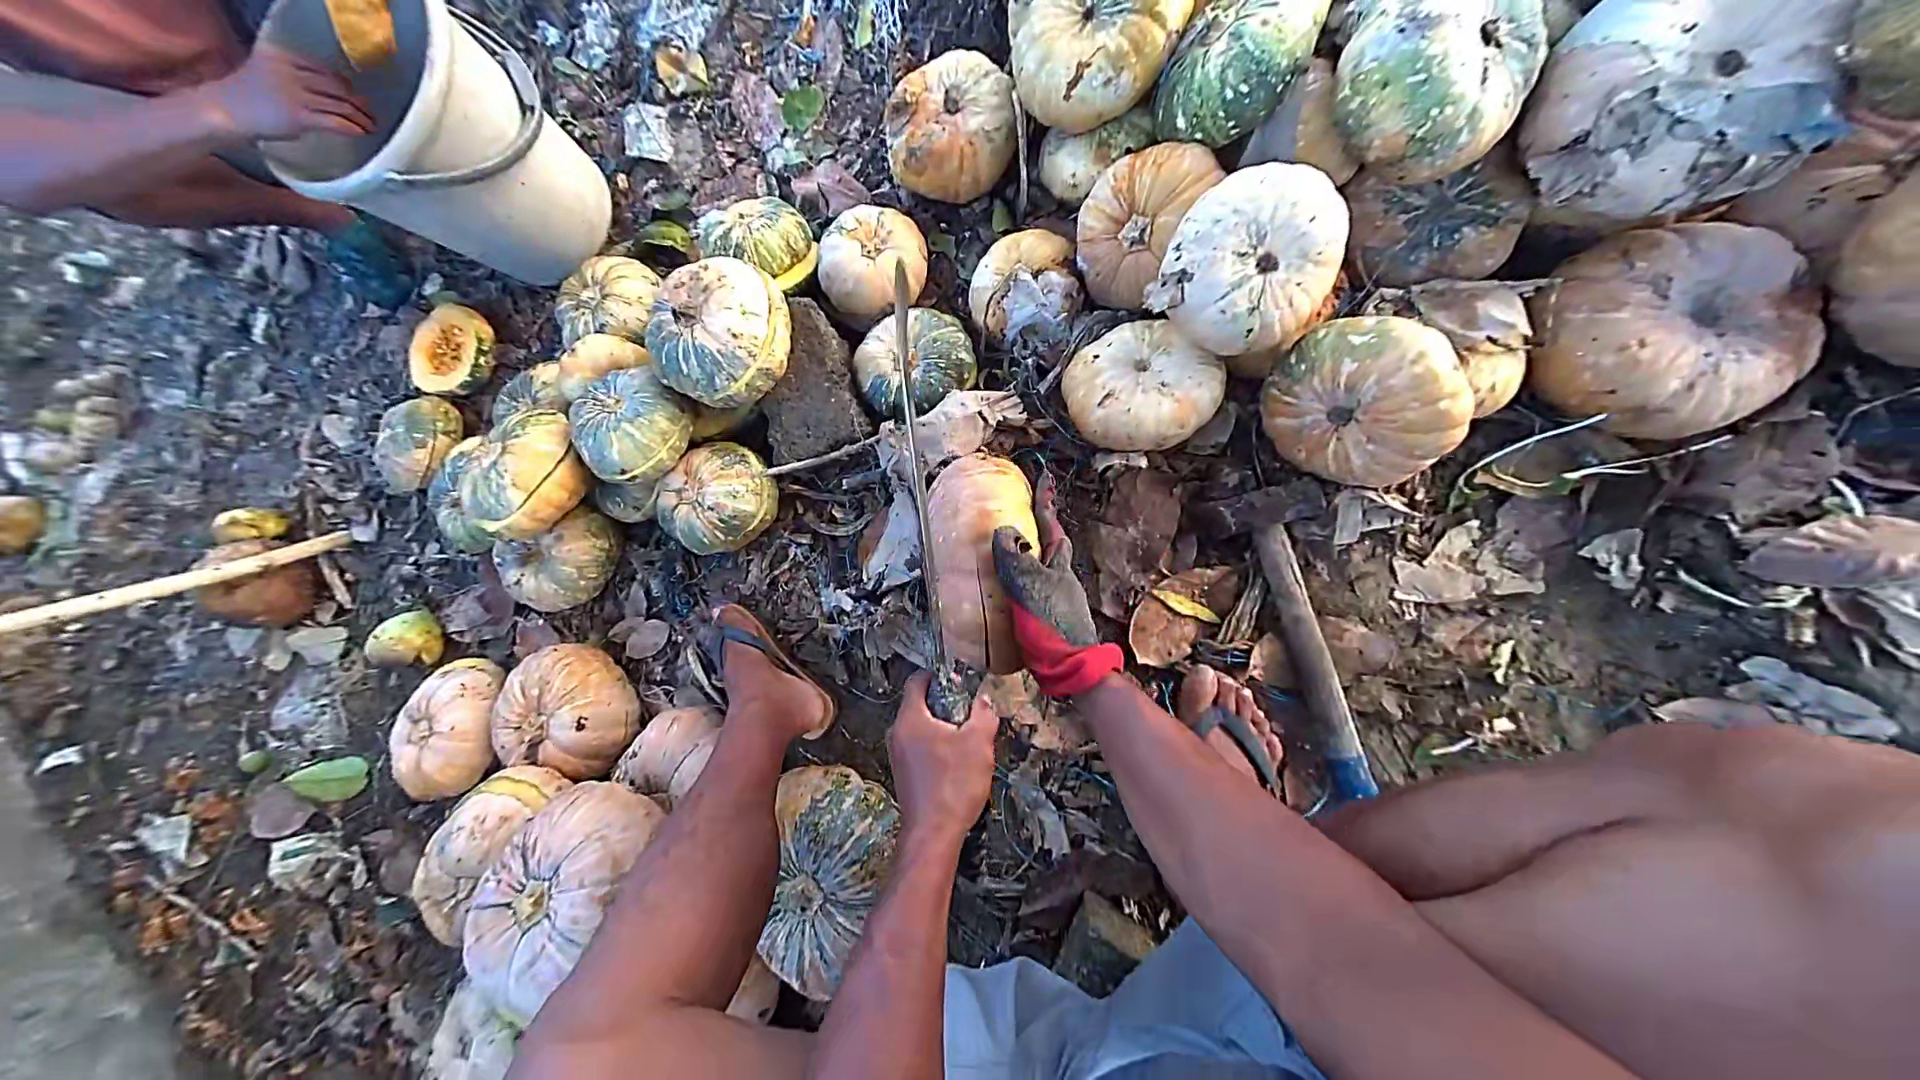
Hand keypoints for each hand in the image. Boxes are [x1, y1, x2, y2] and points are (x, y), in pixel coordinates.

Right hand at [192, 44, 374, 141]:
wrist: (223, 110)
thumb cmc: (250, 96)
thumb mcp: (272, 73)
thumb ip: (299, 77)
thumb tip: (338, 92)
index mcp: (282, 56)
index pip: (327, 72)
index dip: (348, 87)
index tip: (358, 98)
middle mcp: (289, 71)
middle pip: (340, 89)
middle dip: (360, 105)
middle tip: (371, 116)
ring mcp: (295, 93)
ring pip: (343, 106)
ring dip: (363, 119)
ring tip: (370, 127)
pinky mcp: (300, 115)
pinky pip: (338, 123)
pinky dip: (355, 129)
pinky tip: (361, 134)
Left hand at [889, 672, 996, 847]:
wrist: (933, 833)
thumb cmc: (954, 783)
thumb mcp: (978, 742)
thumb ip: (983, 714)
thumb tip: (984, 700)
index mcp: (910, 718)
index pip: (917, 682)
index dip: (937, 676)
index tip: (958, 681)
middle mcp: (897, 733)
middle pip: (919, 705)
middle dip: (945, 704)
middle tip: (969, 712)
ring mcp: (897, 755)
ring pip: (920, 728)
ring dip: (942, 728)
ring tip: (967, 739)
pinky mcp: (904, 774)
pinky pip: (919, 748)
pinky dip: (936, 746)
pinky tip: (957, 762)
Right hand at [991, 473, 1124, 696]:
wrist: (1071, 669)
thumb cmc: (1052, 625)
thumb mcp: (1028, 586)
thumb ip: (1014, 558)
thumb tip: (1004, 532)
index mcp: (1058, 565)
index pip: (1051, 525)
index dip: (1045, 502)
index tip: (1043, 478)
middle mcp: (1061, 578)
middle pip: (1050, 546)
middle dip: (1038, 530)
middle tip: (1021, 517)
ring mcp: (1057, 598)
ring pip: (1041, 569)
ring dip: (1027, 557)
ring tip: (1005, 552)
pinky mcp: (1048, 617)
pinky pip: (1032, 591)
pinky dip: (1019, 584)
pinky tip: (1005, 593)